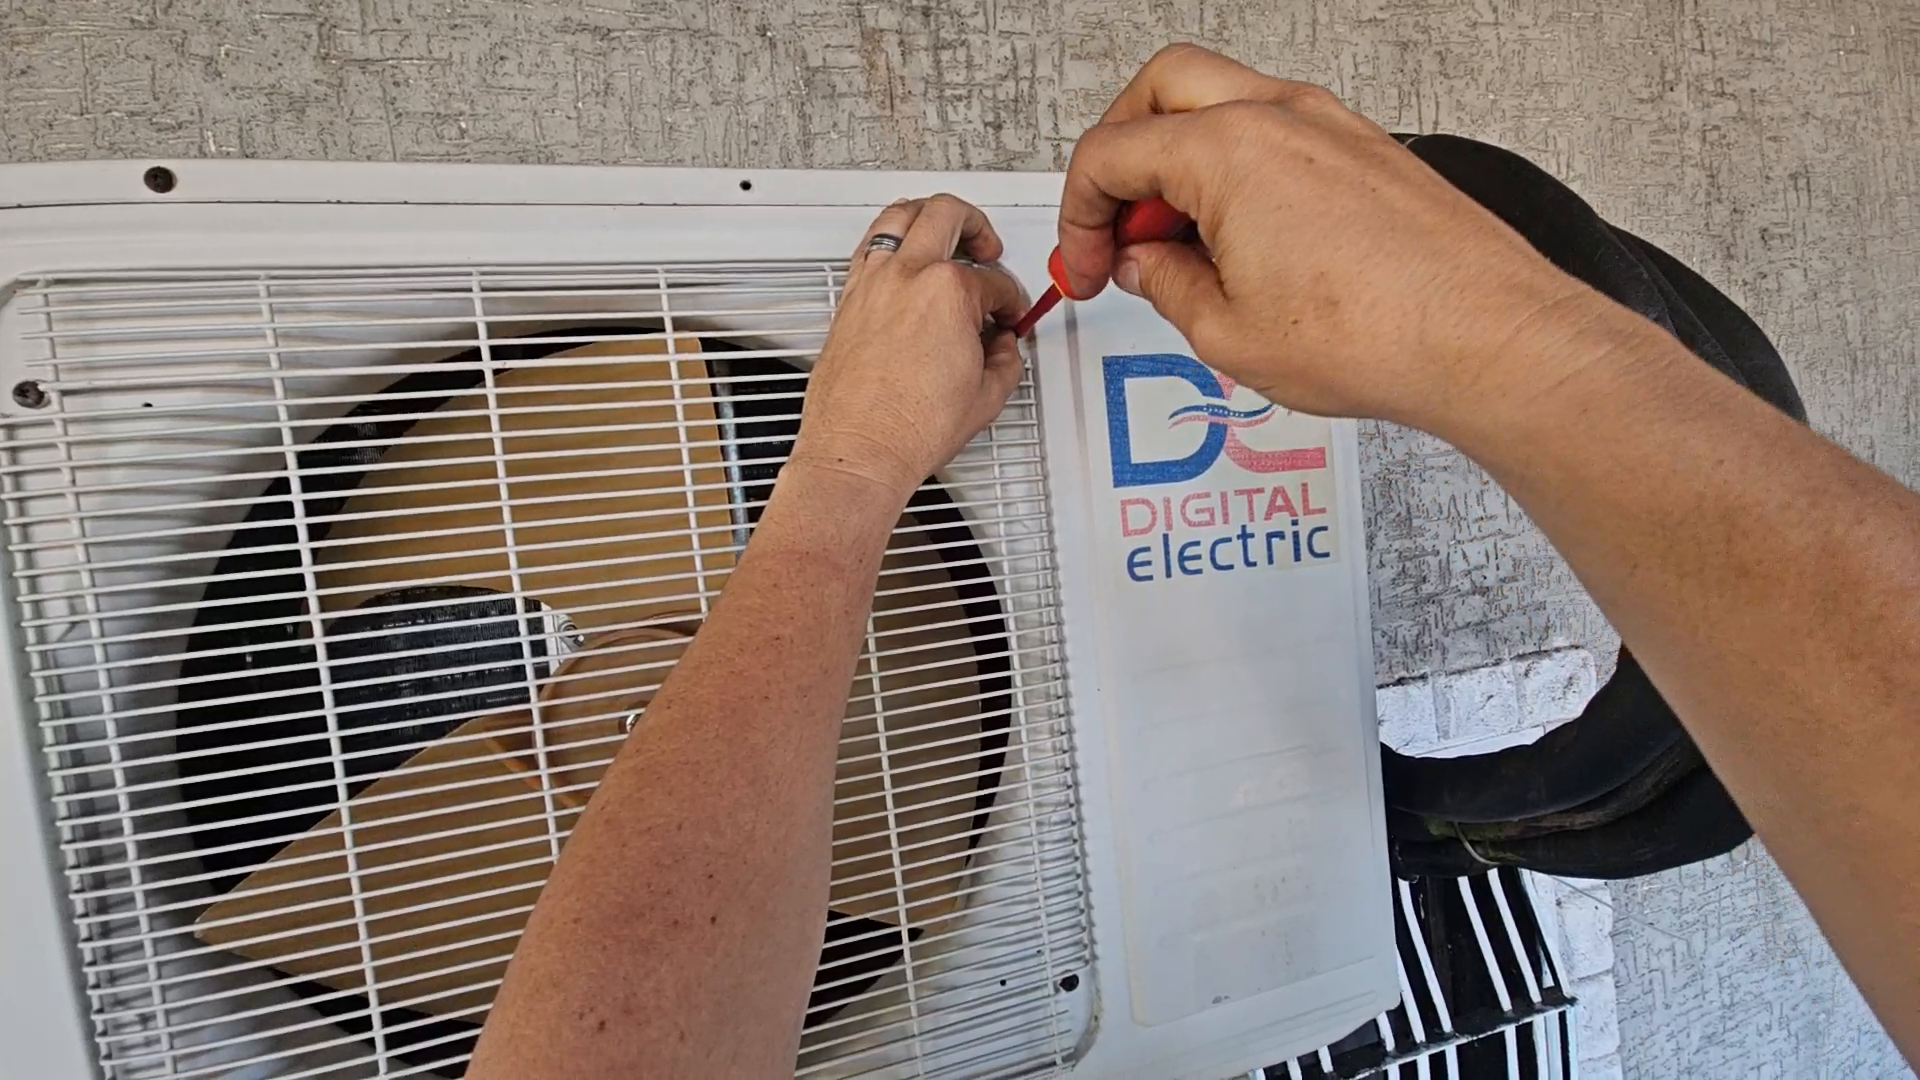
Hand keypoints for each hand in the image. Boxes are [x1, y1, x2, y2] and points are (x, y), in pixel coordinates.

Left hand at [787, 195, 1028, 499]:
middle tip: (988, 245)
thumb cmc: (909, 430)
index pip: (994, 282)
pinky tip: (900, 256)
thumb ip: (1006, 360)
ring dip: (927, 215)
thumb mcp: (986, 397)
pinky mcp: (848, 302)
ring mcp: (872, 285)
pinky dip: (890, 242)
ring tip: (943, 229)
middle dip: (978, 227)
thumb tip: (1003, 345)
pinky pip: (869, 248)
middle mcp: (906, 277)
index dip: (1011, 300)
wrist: (861, 451)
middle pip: (947, 216)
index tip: (1009, 316)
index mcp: (948, 292)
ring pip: (898, 216)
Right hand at [1059, 44, 1602, 429]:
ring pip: (1214, 102)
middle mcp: (1280, 117)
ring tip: (1173, 243)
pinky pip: (1266, 132)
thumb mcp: (1223, 332)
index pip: (1111, 153)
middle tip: (1112, 223)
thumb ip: (1164, 285)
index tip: (1085, 263)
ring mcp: (1326, 125)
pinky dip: (1226, 171)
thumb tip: (1142, 264)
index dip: (1078, 216)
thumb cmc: (1374, 333)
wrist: (1481, 338)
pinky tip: (1228, 239)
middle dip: (1115, 155)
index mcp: (1230, 153)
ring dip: (1172, 162)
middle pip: (1158, 90)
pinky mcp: (1356, 149)